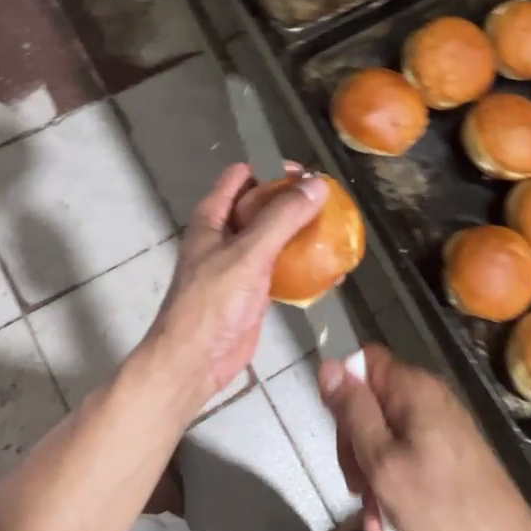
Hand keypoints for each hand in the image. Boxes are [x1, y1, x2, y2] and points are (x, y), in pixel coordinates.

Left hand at [141, 163, 326, 407]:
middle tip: (329, 203)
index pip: (242, 175)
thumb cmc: (212, 302)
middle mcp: (225, 234)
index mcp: (213, 217)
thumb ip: (282, 218)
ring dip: (301, 232)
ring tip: (336, 232)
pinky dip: (303, 265)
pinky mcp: (253, 289)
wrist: (194, 362)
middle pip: (262, 204)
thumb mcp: (248, 254)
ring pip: (274, 236)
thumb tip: (317, 186)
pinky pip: (281, 268)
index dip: (272, 168)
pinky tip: (330, 270)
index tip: (307, 175)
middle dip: (293, 200)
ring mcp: (239, 263)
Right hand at [319, 344, 530, 530]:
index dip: (343, 389)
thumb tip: (329, 366)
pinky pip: (407, 450)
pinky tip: (390, 516)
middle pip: (371, 400)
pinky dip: (393, 478)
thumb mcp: (382, 461)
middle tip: (356, 484)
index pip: (364, 360)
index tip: (338, 431)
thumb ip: (353, 412)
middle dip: (355, 442)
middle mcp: (428, 395)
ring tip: (373, 515)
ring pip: (386, 432)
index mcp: (412, 388)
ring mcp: (441, 422)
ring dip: (372, 470)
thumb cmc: (440, 504)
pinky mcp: (449, 448)